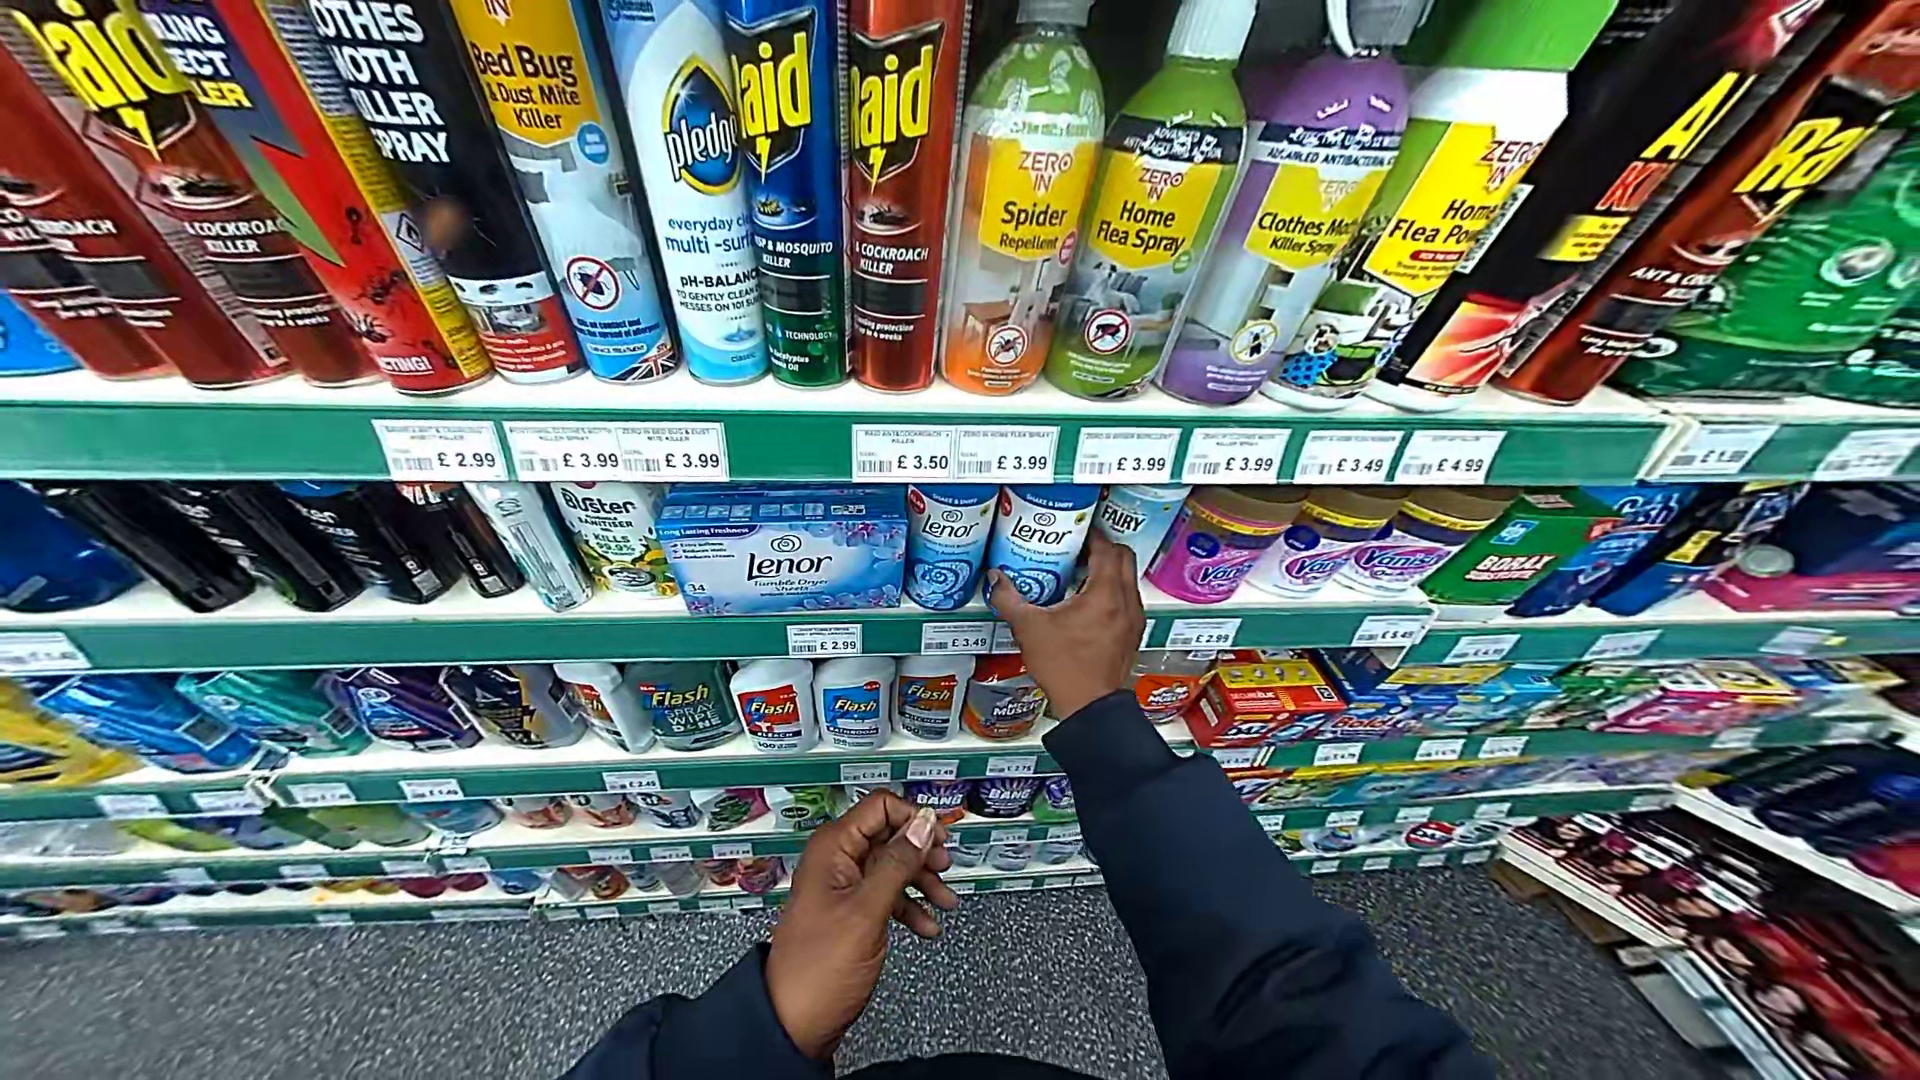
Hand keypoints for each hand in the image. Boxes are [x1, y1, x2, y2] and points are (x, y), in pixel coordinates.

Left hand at [765, 793, 958, 1059]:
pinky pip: (888, 895)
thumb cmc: (819, 968)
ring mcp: (845, 886)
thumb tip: (923, 823)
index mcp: (834, 846)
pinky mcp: (852, 911)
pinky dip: (910, 907)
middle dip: (922, 852)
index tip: (938, 836)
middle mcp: (838, 859)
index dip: (912, 817)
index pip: (880, 807)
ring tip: (945, 900)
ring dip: (922, 881)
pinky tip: (927, 926)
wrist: (792, 1027)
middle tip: (945, 867)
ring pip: (893, 866)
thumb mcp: (866, 910)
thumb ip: (898, 863)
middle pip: (890, 836)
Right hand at [988, 529, 1144, 719]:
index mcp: (1105, 594)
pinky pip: (1127, 599)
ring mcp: (1133, 619)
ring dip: (1109, 570)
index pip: (1107, 549)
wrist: (1089, 706)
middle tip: (1078, 547)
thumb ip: (1009, 599)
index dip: (1093, 535)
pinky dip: (1113, 591)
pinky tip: (1088, 601)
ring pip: (1128, 579)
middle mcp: (1126, 602)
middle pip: (1124, 558)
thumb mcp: (1029, 628)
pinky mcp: (1132, 634)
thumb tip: (995, 579)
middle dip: (1104, 548)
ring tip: (1080, 571)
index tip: (1076, 531)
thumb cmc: (1065, 668)